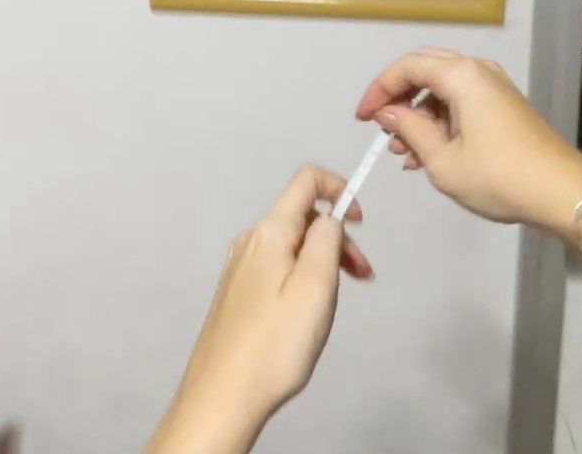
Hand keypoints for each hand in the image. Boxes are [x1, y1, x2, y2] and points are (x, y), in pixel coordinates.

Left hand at [148, 166, 372, 453]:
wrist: (219, 401)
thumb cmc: (274, 343)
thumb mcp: (315, 286)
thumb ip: (327, 239)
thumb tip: (330, 216)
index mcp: (270, 232)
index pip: (307, 180)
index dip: (339, 188)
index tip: (360, 222)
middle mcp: (250, 241)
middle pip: (303, 217)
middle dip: (338, 236)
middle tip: (362, 276)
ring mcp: (239, 268)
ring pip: (292, 246)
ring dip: (323, 261)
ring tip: (337, 302)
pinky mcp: (236, 294)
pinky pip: (278, 268)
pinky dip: (302, 277)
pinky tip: (306, 314)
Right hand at [355, 49, 581, 237]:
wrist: (562, 192)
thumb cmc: (498, 176)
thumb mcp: (442, 160)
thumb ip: (409, 129)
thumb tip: (387, 112)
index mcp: (461, 74)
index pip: (408, 66)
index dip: (379, 89)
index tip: (363, 118)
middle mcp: (478, 70)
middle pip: (425, 69)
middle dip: (399, 97)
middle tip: (382, 128)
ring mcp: (494, 86)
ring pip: (443, 87)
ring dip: (420, 114)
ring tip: (405, 154)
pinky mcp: (504, 105)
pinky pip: (462, 101)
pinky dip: (441, 121)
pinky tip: (430, 154)